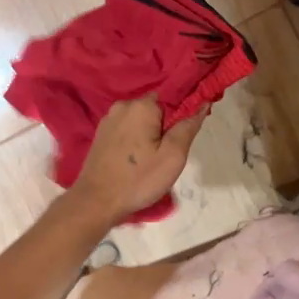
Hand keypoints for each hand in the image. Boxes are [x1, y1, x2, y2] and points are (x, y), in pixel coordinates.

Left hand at [65, 97, 205, 224]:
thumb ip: (188, 127)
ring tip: (152, 159)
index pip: (172, 97)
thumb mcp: (173, 156)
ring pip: (140, 120)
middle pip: (155, 109)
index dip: (184, 113)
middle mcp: (123, 105)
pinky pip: (126, 129)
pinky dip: (135, 139)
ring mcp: (108, 119)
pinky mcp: (101, 134)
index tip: (187, 133)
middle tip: (169, 153)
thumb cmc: (138, 179)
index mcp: (141, 106)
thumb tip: (202, 103)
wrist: (96, 201)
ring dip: (150, 133)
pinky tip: (136, 159)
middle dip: (165, 126)